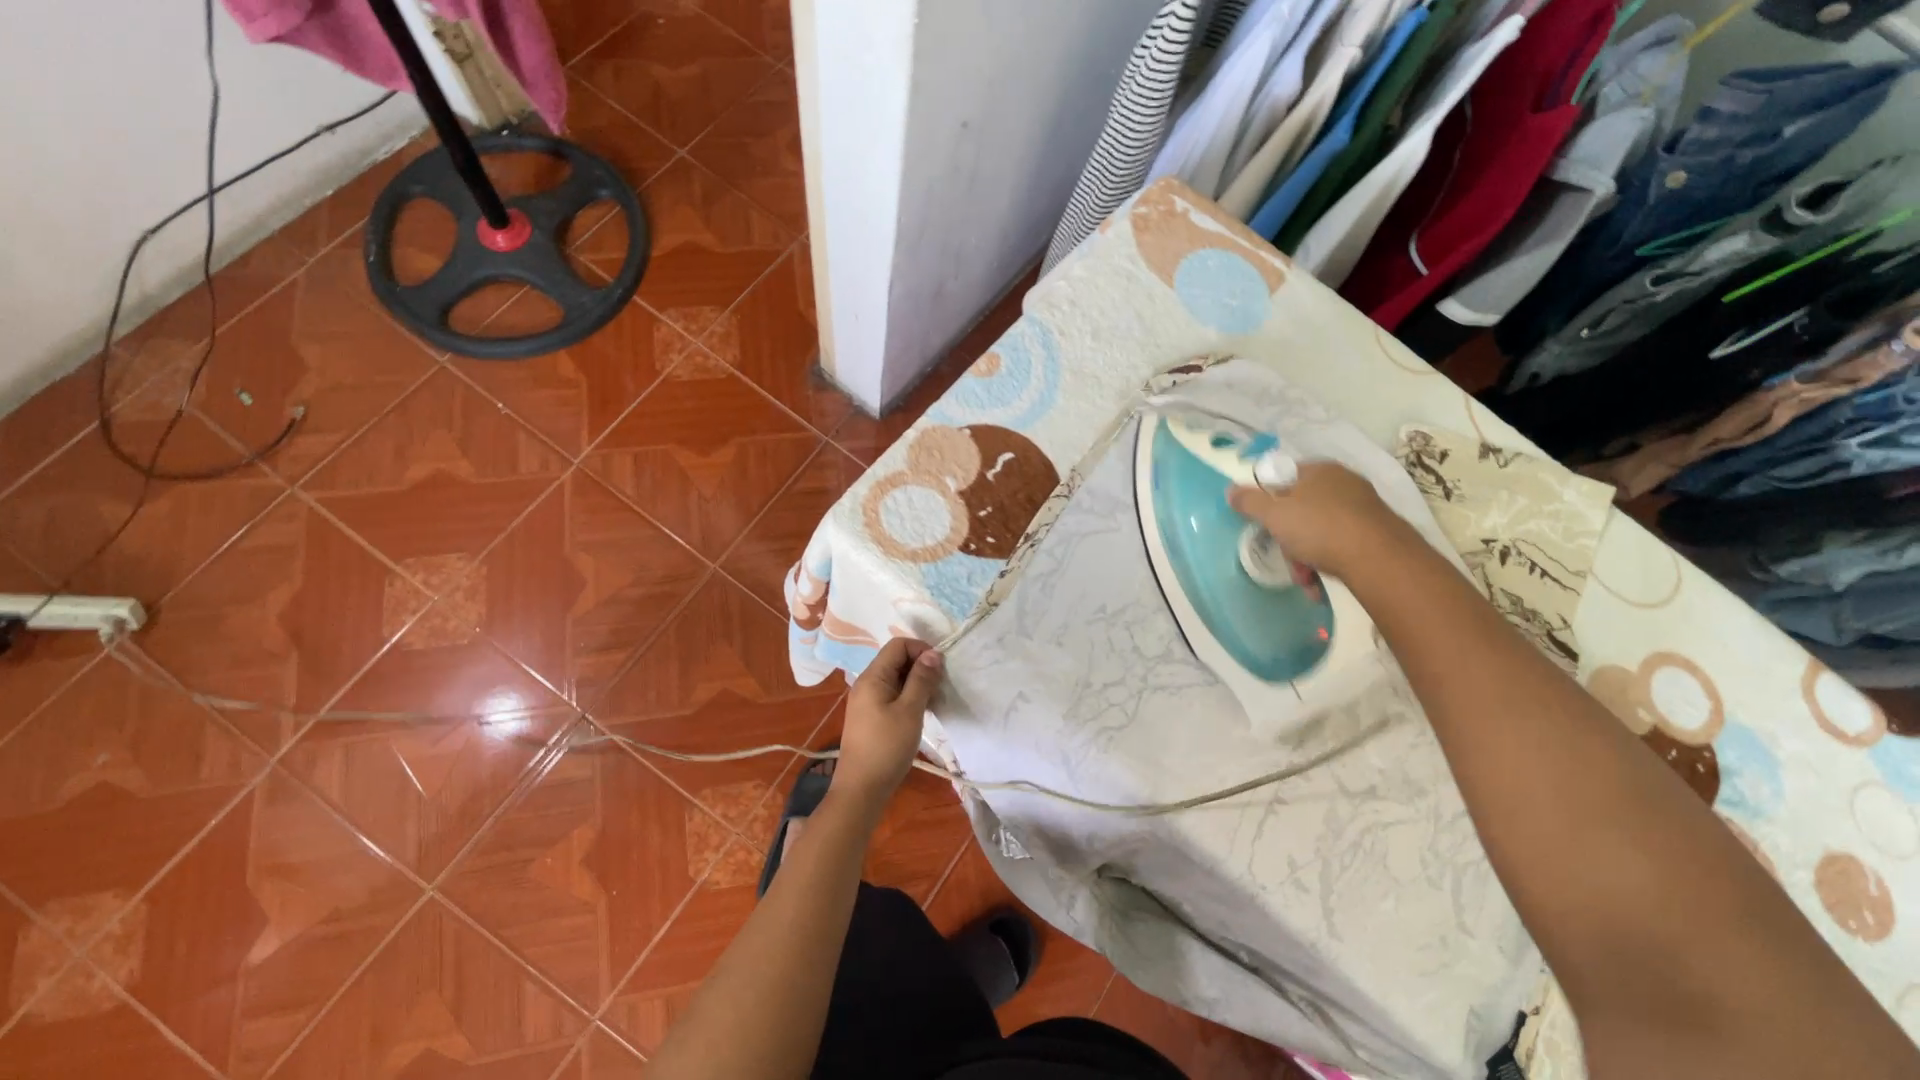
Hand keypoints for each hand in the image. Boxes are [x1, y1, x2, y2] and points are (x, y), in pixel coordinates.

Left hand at [836, 638, 943, 814]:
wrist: (861, 788)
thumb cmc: (887, 747)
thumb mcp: (910, 711)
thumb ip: (922, 680)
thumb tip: (933, 653)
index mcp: (872, 677)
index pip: (898, 645)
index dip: (921, 650)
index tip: (940, 669)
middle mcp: (866, 684)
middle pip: (896, 660)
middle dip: (921, 666)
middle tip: (941, 686)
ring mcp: (867, 700)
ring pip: (896, 678)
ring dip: (917, 683)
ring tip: (934, 701)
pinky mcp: (870, 716)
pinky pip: (892, 695)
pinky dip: (908, 697)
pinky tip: (922, 712)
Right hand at [1227, 462, 1409, 578]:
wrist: (1378, 557)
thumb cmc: (1319, 528)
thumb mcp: (1274, 515)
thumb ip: (1249, 501)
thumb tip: (1230, 490)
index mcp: (1319, 470)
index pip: (1284, 478)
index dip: (1270, 501)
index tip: (1265, 525)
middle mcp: (1343, 482)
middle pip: (1301, 509)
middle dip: (1289, 540)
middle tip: (1288, 561)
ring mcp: (1363, 506)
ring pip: (1320, 530)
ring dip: (1306, 557)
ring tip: (1306, 580)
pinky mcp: (1377, 531)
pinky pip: (1341, 543)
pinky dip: (1328, 561)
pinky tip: (1322, 581)